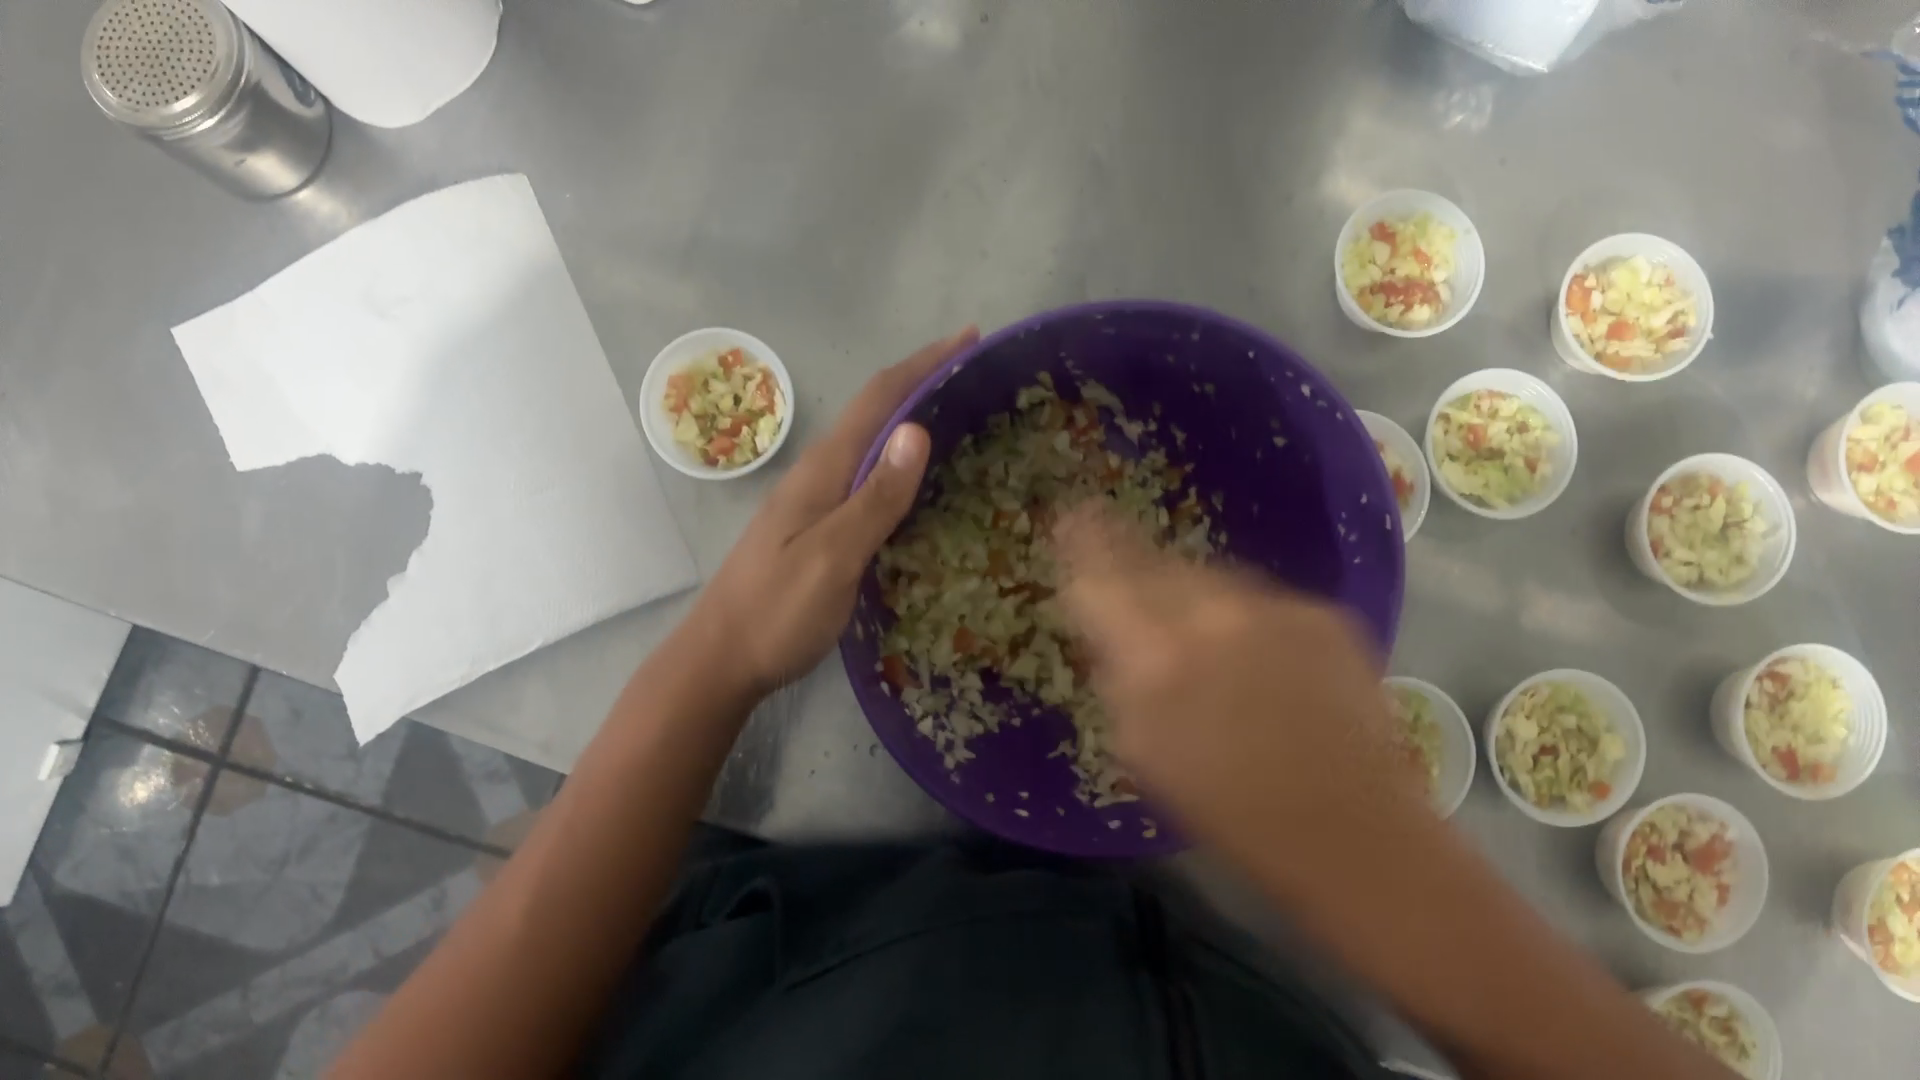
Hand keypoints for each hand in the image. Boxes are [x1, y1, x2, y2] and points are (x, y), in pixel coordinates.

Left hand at [690, 327, 979, 696]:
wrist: (721, 659)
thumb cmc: (777, 611)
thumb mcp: (834, 556)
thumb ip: (875, 497)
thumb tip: (916, 430)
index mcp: (823, 471)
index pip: (879, 399)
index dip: (924, 364)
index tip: (969, 338)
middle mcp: (819, 475)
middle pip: (875, 413)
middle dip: (924, 383)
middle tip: (977, 377)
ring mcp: (814, 502)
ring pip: (870, 445)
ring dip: (912, 420)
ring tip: (961, 416)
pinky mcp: (818, 528)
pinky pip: (866, 478)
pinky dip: (899, 463)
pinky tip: (919, 481)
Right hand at [1053, 506, 1425, 878]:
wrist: (1350, 829)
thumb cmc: (1226, 807)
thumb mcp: (1141, 750)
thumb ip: (1116, 679)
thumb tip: (1111, 638)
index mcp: (1154, 657)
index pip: (1100, 577)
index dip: (1081, 543)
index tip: (1073, 516)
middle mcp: (1210, 615)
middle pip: (1155, 564)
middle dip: (1137, 569)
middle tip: (1136, 590)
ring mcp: (1272, 607)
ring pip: (1211, 576)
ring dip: (1194, 595)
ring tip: (1206, 638)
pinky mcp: (1322, 612)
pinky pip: (1262, 598)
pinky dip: (1247, 618)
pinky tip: (1261, 658)